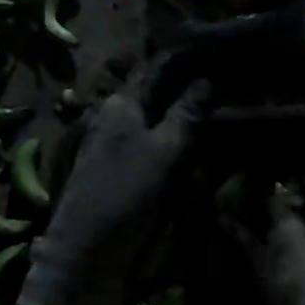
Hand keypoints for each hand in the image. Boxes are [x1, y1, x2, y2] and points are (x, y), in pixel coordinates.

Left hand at [17, 62, 211, 304]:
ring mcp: (110, 141)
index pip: (154, 68)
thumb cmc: (124, 192)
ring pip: (150, 117)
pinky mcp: (113, 167)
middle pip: (153, 92)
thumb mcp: (164, 151)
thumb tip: (207, 78)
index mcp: (121, 102)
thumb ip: (186, 114)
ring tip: (211, 106)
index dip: (181, 59)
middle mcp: (112, 114)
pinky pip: (146, 140)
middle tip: (220, 80)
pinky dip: (167, 136)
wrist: (84, 253)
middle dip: (182, 86)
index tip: (212, 51)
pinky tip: (188, 140)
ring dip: (175, 112)